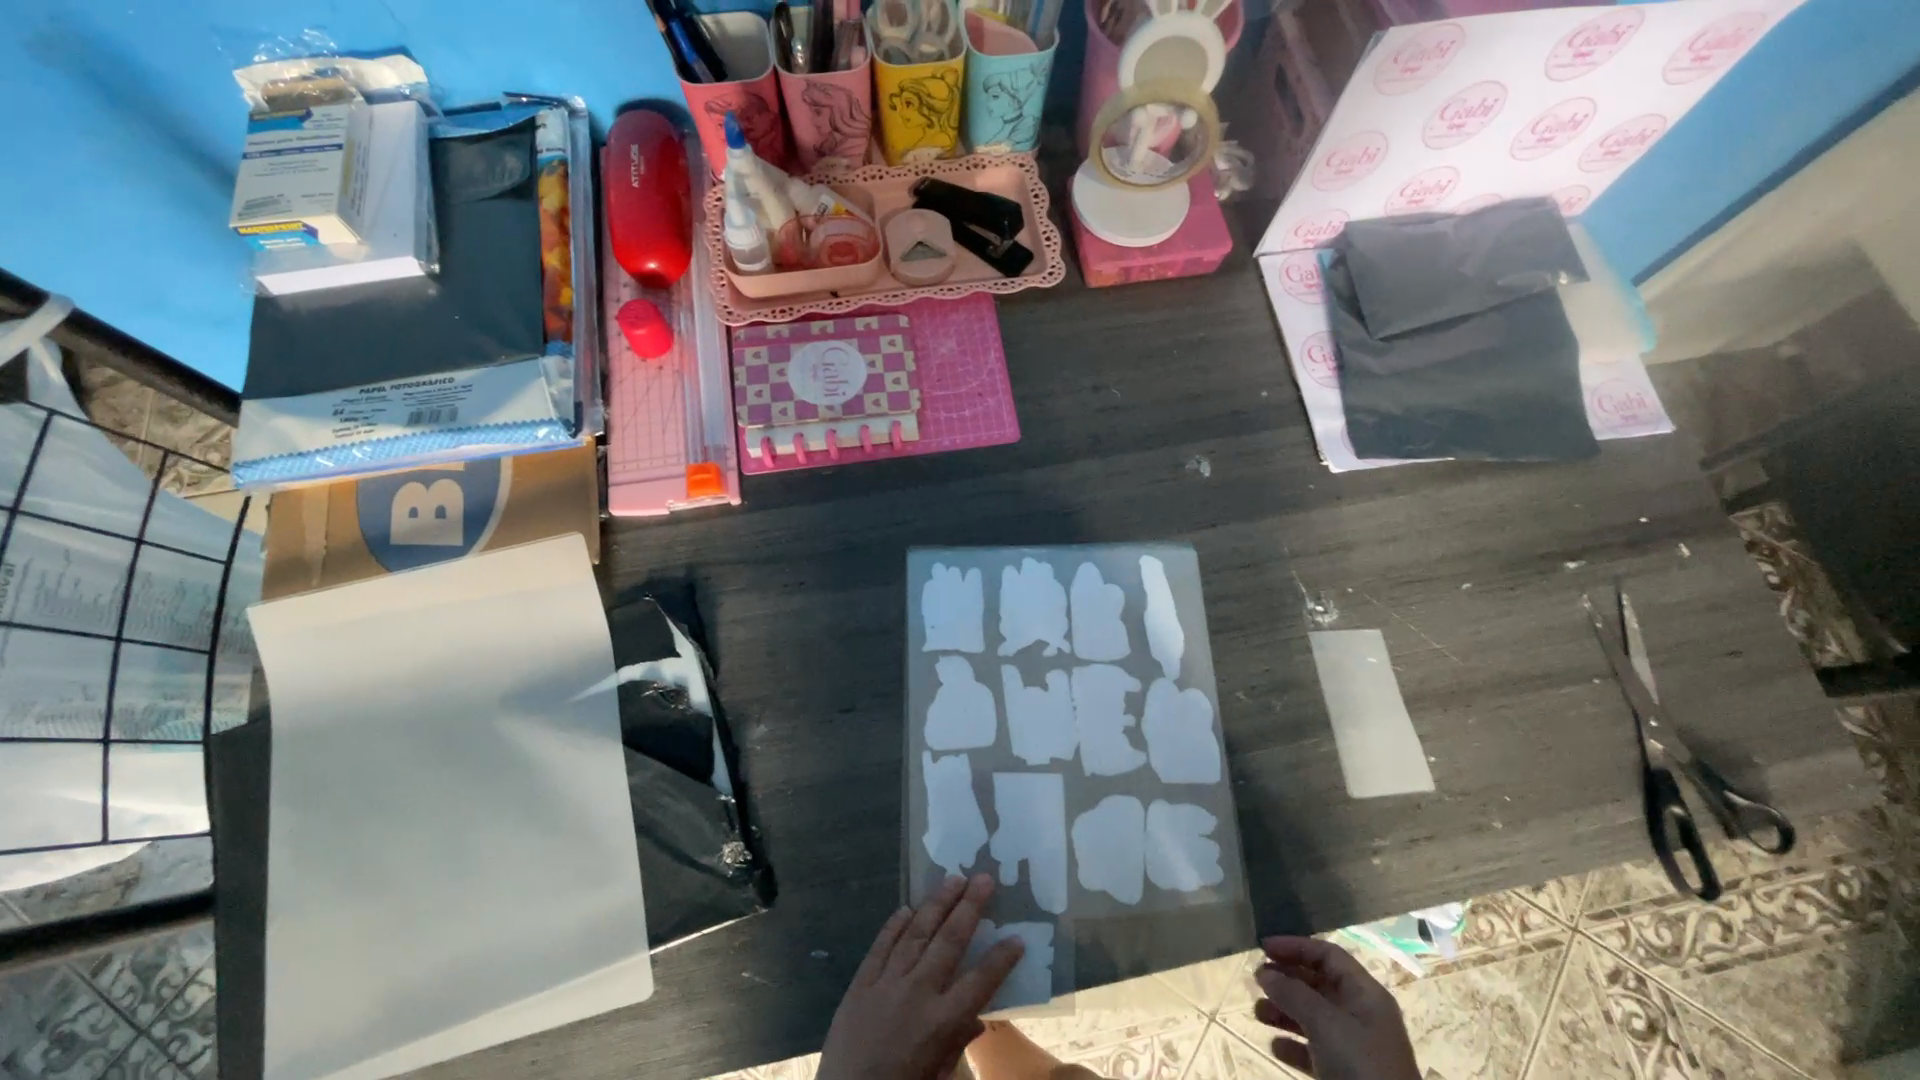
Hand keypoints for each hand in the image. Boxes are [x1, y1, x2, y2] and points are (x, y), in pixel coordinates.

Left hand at [817, 874, 1024, 1079]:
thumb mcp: (937, 1076)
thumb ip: (956, 1043)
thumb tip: (976, 1018)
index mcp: (941, 1022)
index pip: (980, 982)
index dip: (1001, 958)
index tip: (1017, 937)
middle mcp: (917, 994)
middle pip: (949, 941)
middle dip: (969, 908)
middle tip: (983, 879)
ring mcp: (886, 984)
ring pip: (916, 934)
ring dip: (936, 904)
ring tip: (952, 880)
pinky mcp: (860, 984)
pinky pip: (880, 947)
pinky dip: (894, 926)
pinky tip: (906, 908)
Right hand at [1249, 936, 1420, 1079]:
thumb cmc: (1362, 1066)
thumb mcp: (1326, 1023)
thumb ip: (1293, 994)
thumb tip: (1265, 972)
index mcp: (1365, 995)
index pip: (1328, 956)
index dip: (1296, 947)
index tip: (1262, 948)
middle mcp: (1361, 1015)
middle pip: (1319, 984)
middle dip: (1286, 980)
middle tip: (1256, 980)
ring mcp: (1353, 1047)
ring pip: (1313, 1017)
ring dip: (1284, 1011)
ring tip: (1258, 1013)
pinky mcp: (1344, 1075)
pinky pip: (1313, 1050)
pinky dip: (1293, 1045)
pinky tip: (1276, 1046)